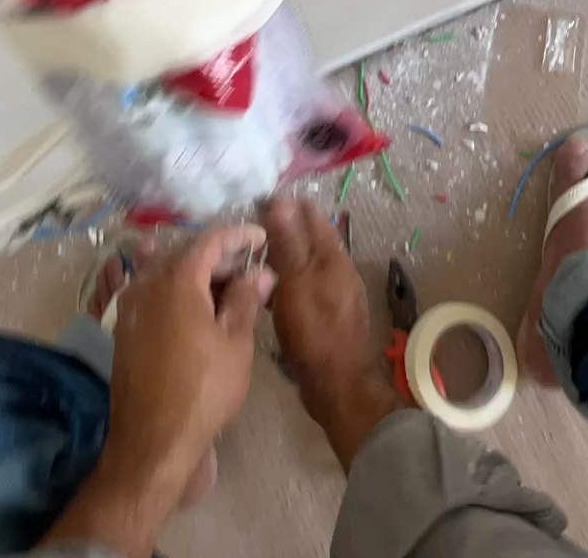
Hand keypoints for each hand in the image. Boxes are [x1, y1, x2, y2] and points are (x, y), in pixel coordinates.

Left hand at [42, 225, 270, 557]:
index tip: (261, 237)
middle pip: (186, 253)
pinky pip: (153, 293)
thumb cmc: (203, 390)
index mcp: (177, 279)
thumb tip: (260, 272)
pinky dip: (178, 291)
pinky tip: (197, 305)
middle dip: (220, 256)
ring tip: (228, 287)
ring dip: (198, 273)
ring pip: (167, 272)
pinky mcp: (125, 329)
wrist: (153, 443)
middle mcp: (148, 284)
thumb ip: (246, 299)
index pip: (210, 240)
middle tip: (250, 268)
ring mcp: (131, 306)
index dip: (239, 235)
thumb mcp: (235, 343)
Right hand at [262, 200, 404, 469]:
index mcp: (333, 256)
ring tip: (253, 258)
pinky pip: (305, 284)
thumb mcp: (295, 282)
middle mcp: (339, 269)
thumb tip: (281, 201)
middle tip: (248, 232)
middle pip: (310, 237)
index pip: (311, 214)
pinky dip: (287, 279)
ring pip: (306, 262)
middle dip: (283, 229)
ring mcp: (335, 292)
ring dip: (284, 256)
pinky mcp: (327, 313)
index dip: (285, 205)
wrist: (337, 385)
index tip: (255, 206)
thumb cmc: (314, 330)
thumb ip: (289, 243)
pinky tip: (269, 290)